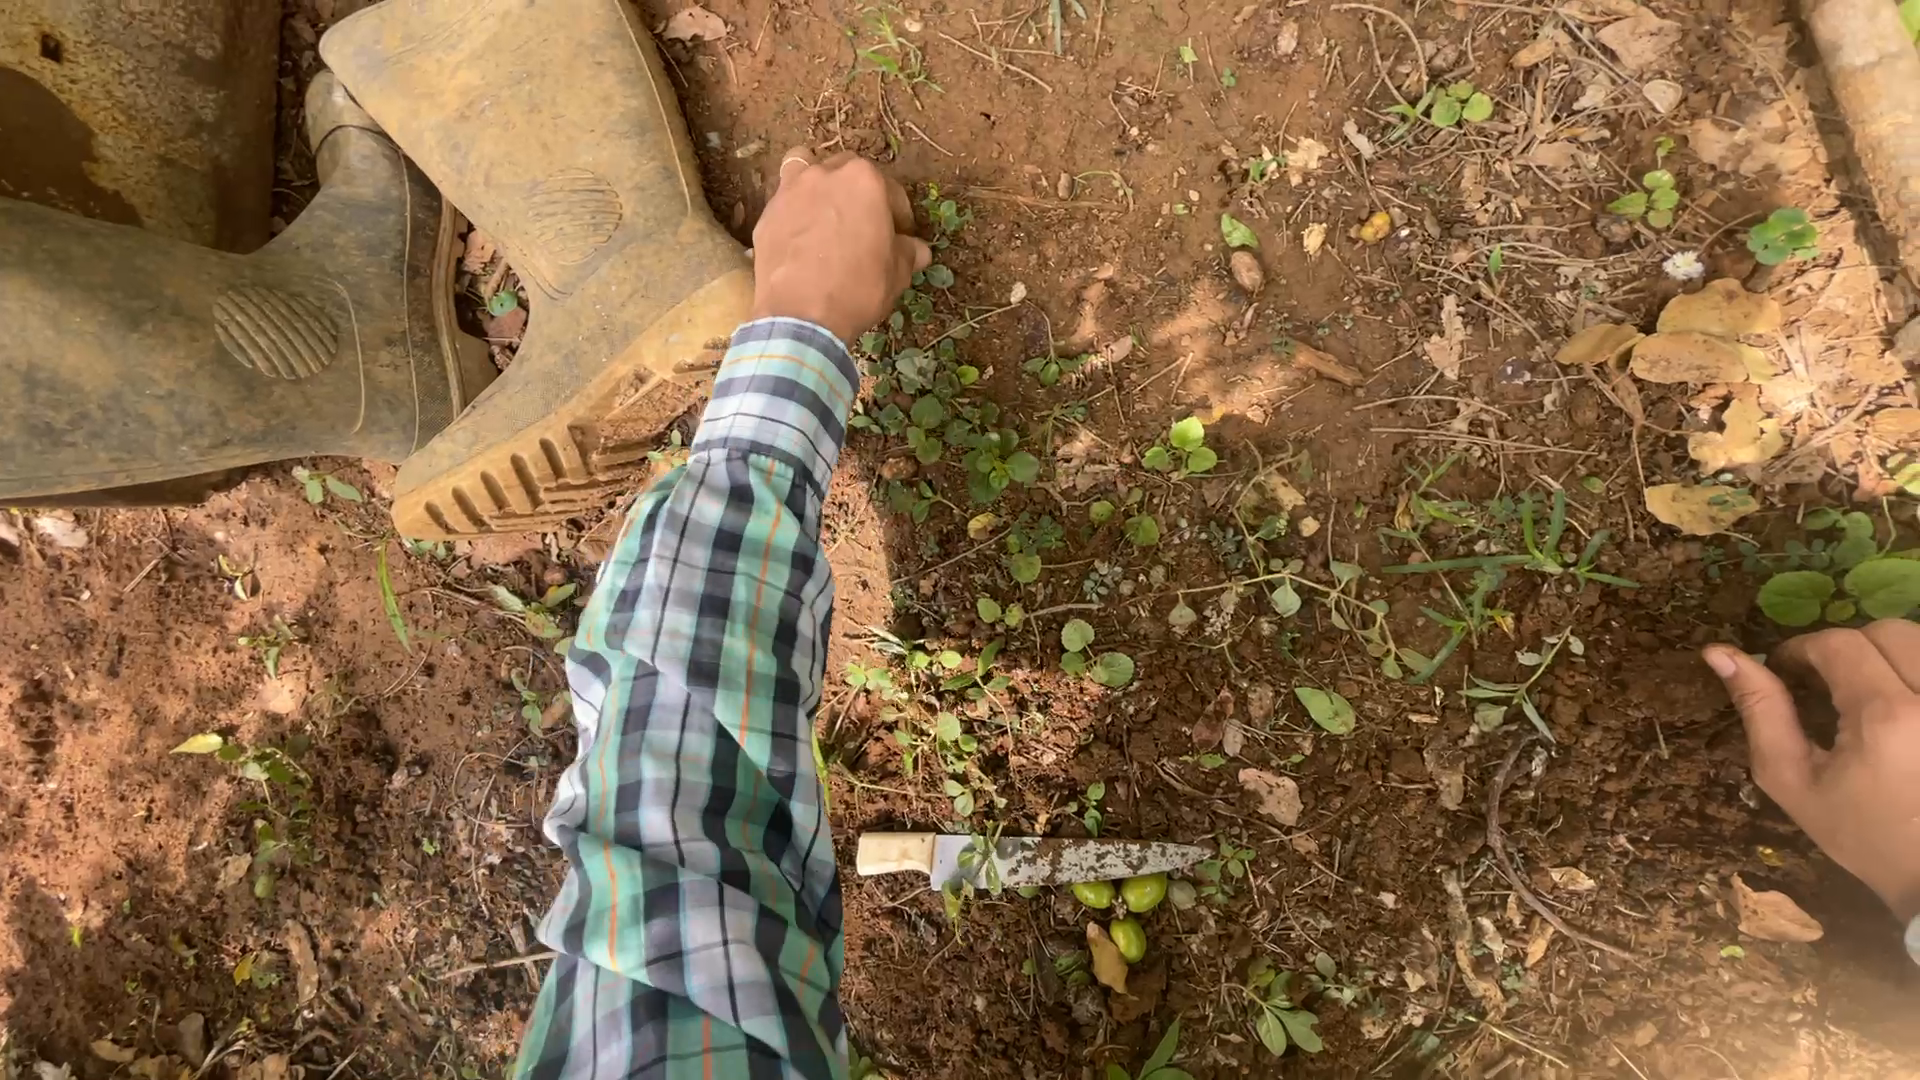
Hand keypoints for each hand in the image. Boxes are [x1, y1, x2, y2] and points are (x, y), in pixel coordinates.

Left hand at [749, 149, 931, 345]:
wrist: (802, 314)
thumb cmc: (859, 288)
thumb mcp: (897, 274)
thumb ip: (909, 253)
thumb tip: (918, 249)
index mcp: (865, 180)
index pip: (892, 192)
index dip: (900, 218)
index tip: (902, 239)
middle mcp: (826, 173)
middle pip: (849, 173)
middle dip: (860, 195)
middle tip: (865, 227)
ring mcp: (791, 190)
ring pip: (807, 170)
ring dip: (820, 186)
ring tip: (826, 215)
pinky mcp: (767, 214)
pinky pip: (786, 203)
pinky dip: (796, 213)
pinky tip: (801, 240)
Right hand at [1705, 622, 1919, 920]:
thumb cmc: (1862, 833)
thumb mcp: (1789, 776)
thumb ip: (1760, 709)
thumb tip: (1718, 653)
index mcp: (1886, 716)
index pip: (1837, 644)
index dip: (1799, 650)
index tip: (1785, 673)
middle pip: (1893, 632)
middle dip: (1850, 647)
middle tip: (1831, 680)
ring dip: (1891, 658)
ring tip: (1872, 693)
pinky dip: (1914, 678)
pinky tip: (1902, 708)